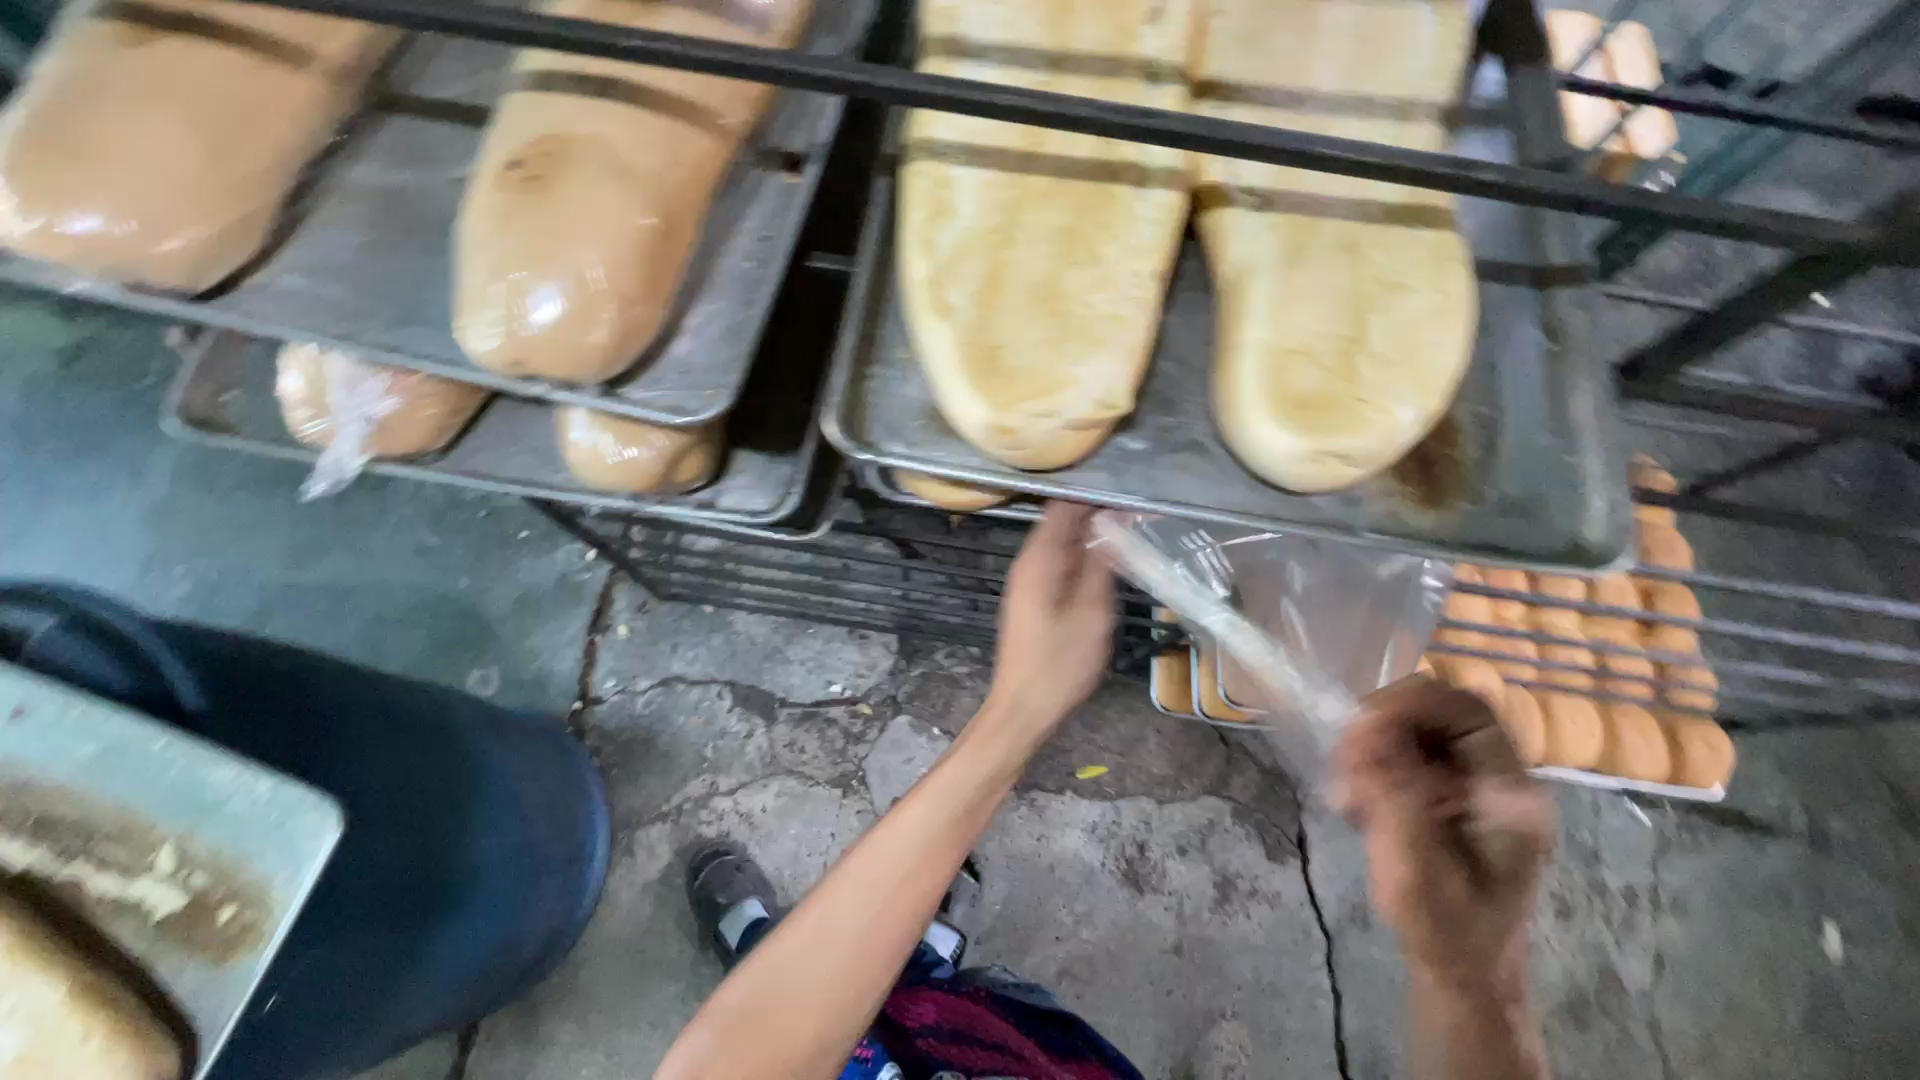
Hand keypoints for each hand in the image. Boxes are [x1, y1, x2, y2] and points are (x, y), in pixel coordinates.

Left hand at [986, 501, 1114, 734]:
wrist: (1023, 708)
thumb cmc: (1058, 665)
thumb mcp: (1091, 613)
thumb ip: (1102, 563)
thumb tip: (1114, 520)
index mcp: (1037, 560)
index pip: (1062, 506)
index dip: (1095, 494)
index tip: (1130, 490)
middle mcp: (1027, 564)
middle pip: (1062, 523)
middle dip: (1098, 513)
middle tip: (1140, 511)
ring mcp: (1028, 582)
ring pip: (1062, 544)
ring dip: (1092, 536)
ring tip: (1133, 531)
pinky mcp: (1033, 600)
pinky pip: (1060, 564)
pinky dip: (1083, 558)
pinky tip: (1108, 564)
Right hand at [1331, 676, 1554, 997]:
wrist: (1462, 975)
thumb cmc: (1447, 932)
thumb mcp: (1418, 870)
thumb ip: (1398, 798)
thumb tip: (1369, 733)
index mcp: (1511, 795)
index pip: (1468, 712)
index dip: (1411, 703)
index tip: (1359, 728)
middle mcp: (1497, 779)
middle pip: (1436, 711)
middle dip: (1381, 726)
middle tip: (1343, 762)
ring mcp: (1470, 786)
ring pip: (1413, 729)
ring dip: (1369, 749)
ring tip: (1345, 794)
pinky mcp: (1443, 794)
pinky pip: (1402, 755)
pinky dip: (1369, 767)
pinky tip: (1353, 803)